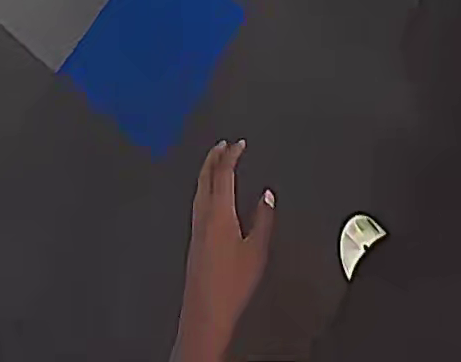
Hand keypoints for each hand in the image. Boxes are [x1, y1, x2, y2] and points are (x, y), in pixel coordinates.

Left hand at [177, 140, 275, 361]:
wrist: (204, 316)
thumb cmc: (230, 287)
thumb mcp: (257, 250)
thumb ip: (263, 218)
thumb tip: (267, 196)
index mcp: (219, 213)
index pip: (223, 173)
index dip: (231, 154)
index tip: (239, 143)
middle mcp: (203, 216)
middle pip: (205, 177)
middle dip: (214, 157)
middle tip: (222, 144)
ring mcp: (195, 228)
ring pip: (199, 188)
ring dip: (207, 170)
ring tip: (215, 161)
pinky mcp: (193, 239)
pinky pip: (197, 200)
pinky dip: (205, 186)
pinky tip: (210, 194)